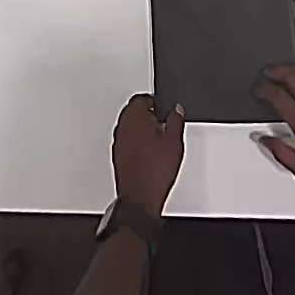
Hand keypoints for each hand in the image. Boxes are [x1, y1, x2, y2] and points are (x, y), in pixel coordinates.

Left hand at [112, 94, 185, 215]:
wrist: (141, 196)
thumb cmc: (155, 170)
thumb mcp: (174, 141)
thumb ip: (176, 119)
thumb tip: (176, 109)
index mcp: (135, 116)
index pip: (142, 98)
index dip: (154, 101)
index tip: (162, 108)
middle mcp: (123, 125)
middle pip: (134, 111)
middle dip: (148, 114)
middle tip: (162, 123)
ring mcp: (118, 140)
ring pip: (130, 125)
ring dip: (141, 127)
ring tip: (157, 140)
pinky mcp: (117, 153)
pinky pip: (127, 139)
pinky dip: (136, 141)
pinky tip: (149, 152)